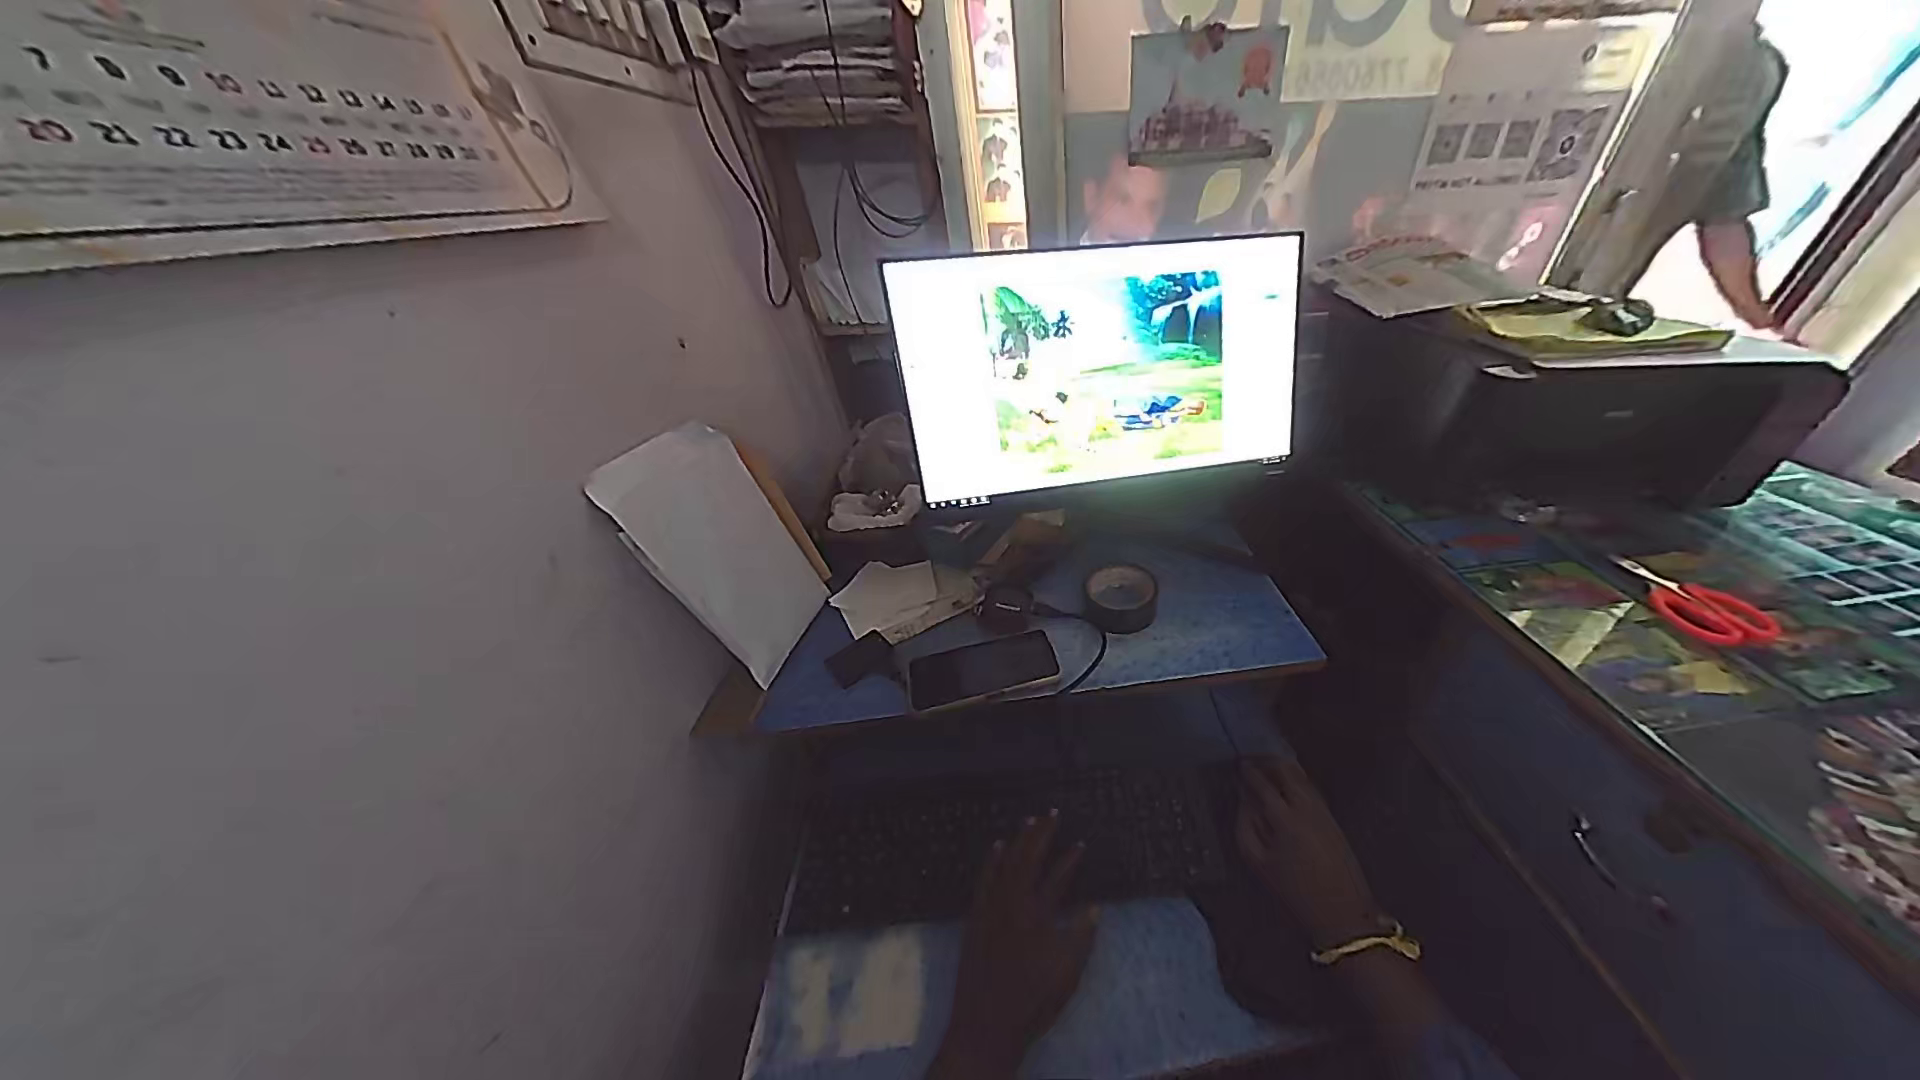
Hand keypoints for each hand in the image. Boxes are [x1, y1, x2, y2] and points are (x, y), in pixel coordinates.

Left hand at [928, 813, 1098, 1079]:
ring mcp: (991, 905)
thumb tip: (1095, 907)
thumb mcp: (1067, 971)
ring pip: (1005, 862)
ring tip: (1029, 821)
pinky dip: (991, 860)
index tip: (1081, 841)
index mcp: (1037, 913)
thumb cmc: (1033, 999)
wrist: (987, 1021)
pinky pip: (984, 878)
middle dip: (1042, 834)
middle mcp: (1013, 901)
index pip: (1057, 876)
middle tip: (1052, 812)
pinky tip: (996, 846)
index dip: (1070, 858)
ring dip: (1018, 841)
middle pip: (1028, 858)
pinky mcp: (975, 915)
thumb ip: (1081, 935)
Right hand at [1236, 757, 1380, 948]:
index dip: (1250, 771)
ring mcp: (1324, 814)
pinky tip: (1291, 784)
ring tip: (1270, 764)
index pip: (1264, 785)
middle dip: (1270, 762)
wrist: (1342, 915)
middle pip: (1288, 774)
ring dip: (1286, 769)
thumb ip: (1245, 826)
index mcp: (1285, 819)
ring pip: (1304, 780)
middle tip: (1255, 757)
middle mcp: (1307, 810)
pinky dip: (1300, 781)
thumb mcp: (1258, 862)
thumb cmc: (1294, 892)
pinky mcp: (1335, 822)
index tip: (1239, 763)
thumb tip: (1244, 802)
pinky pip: (1313, 791)